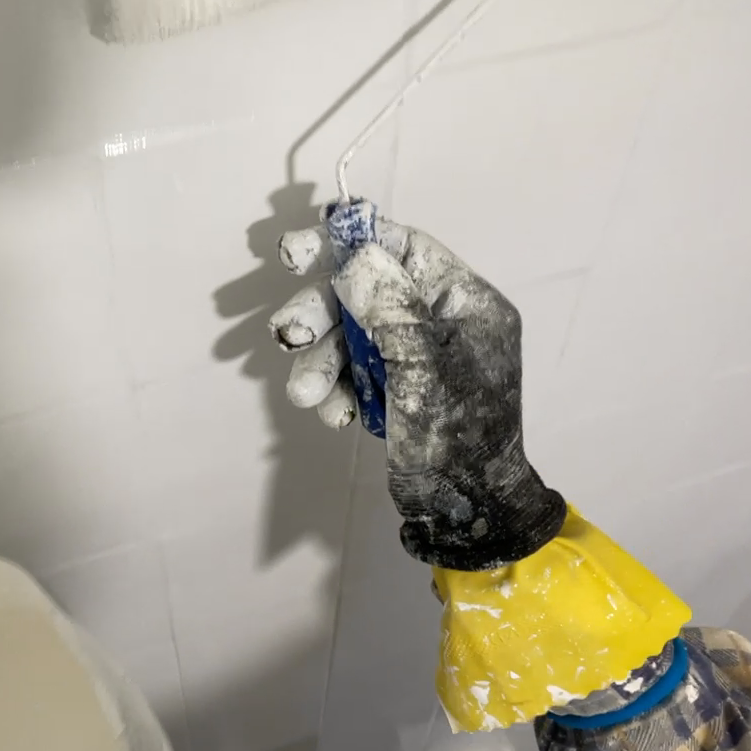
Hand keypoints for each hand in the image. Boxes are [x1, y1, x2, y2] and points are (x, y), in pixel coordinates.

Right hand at [268, 216, 565, 569]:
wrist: (463, 509)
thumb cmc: (459, 436)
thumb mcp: (426, 368)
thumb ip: (391, 308)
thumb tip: (356, 255)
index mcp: (460, 302)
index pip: (400, 248)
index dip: (346, 241)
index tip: (293, 252)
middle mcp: (432, 320)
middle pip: (359, 292)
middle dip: (319, 314)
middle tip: (288, 332)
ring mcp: (407, 354)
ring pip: (344, 335)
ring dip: (318, 361)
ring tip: (306, 392)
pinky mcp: (386, 386)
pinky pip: (346, 372)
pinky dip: (332, 390)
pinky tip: (334, 413)